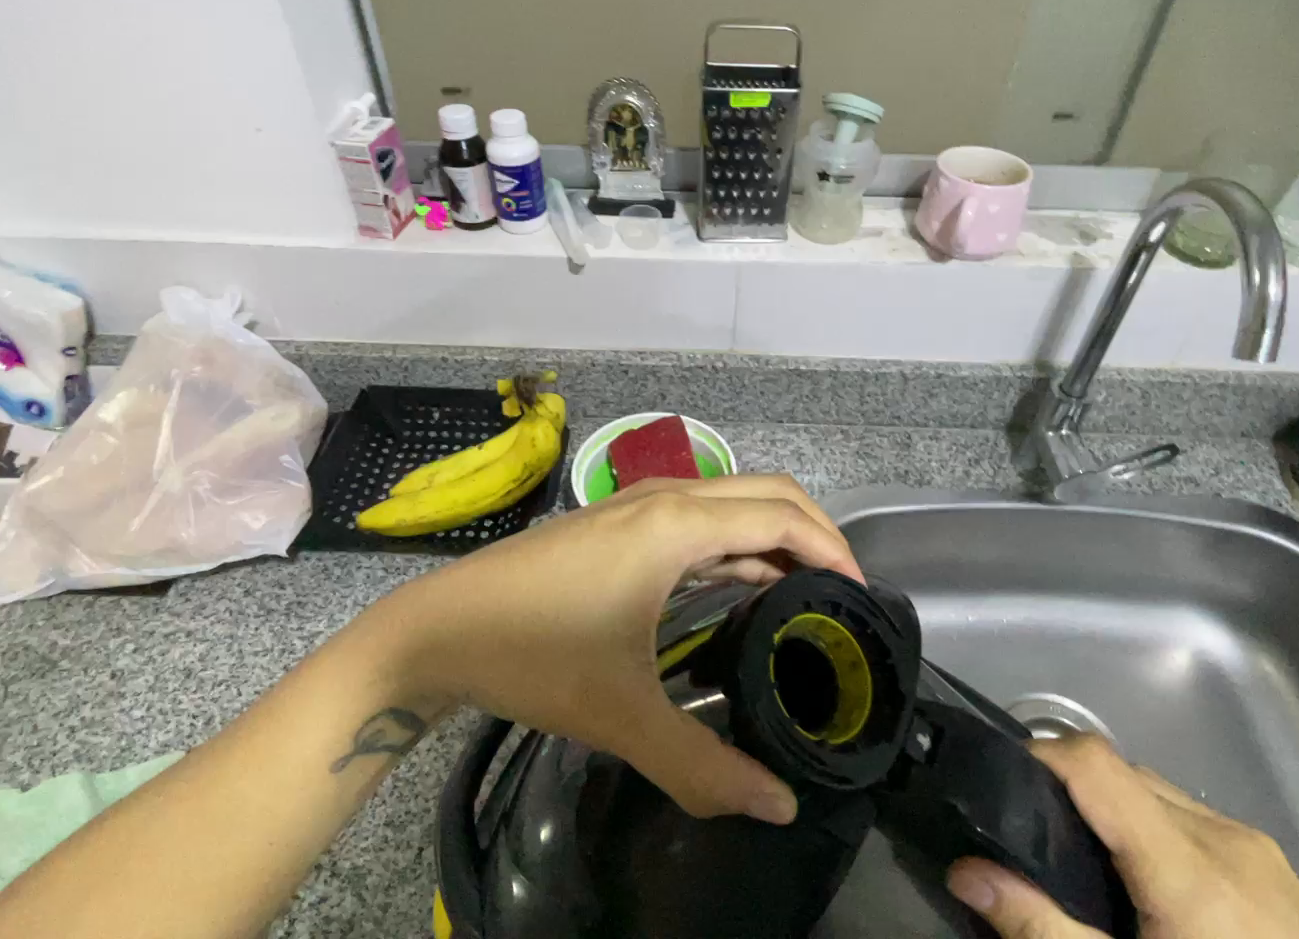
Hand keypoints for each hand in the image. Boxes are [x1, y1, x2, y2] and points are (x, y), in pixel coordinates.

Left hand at [388, 474, 863, 824]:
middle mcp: (663, 498)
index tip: (861, 597)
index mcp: (675, 526)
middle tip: (842, 593)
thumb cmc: (532, 656)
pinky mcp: (615, 521)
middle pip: (765, 491)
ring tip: (803, 594)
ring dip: (773, 533)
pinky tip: (738, 588)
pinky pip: (699, 515)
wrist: (437, 630)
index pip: (781, 515)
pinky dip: (735, 540)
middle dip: (814, 530)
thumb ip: (704, 766)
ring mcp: (635, 504)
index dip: (832, 547)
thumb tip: (779, 808)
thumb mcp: (623, 716)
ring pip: (729, 499)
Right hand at [945, 734, 1298, 937]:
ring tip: (1088, 869)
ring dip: (1112, 811)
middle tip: (1033, 842)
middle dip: (1069, 792)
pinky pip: (1191, 818)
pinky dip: (1152, 830)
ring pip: (1157, 792)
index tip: (1002, 784)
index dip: (1041, 756)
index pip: (1097, 762)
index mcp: (1189, 869)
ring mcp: (1257, 847)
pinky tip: (1147, 888)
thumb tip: (966, 873)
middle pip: (1122, 772)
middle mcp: (1225, 839)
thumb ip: (1041, 928)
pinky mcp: (1274, 864)